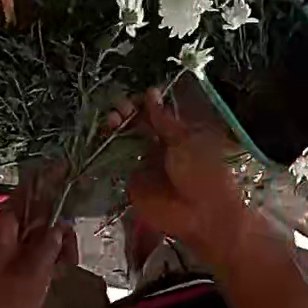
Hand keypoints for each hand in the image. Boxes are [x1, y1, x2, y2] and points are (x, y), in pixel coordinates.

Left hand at [0, 171, 76, 307]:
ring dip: (55, 247)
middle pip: (37, 214)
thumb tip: (60, 223)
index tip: (67, 166)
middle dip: (58, 227)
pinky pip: (32, 254)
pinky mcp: (6, 270)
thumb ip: (50, 242)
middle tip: (69, 254)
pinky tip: (55, 277)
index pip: (28, 190)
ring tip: (64, 270)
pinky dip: (47, 260)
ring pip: (38, 236)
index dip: (48, 177)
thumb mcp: (34, 273)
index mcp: (2, 227)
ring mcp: (2, 253)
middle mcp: (1, 234)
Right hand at [117, 89, 256, 265]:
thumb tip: (150, 92)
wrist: (201, 215)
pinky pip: (118, 163)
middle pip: (137, 125)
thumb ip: (162, 119)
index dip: (144, 104)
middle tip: (120, 108)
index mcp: (177, 135)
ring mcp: (145, 164)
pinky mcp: (133, 181)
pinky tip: (106, 138)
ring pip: (125, 141)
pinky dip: (109, 150)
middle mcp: (159, 147)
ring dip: (117, 128)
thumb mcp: (184, 140)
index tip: (135, 98)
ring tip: (112, 121)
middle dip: (127, 114)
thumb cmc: (202, 172)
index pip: (155, 114)